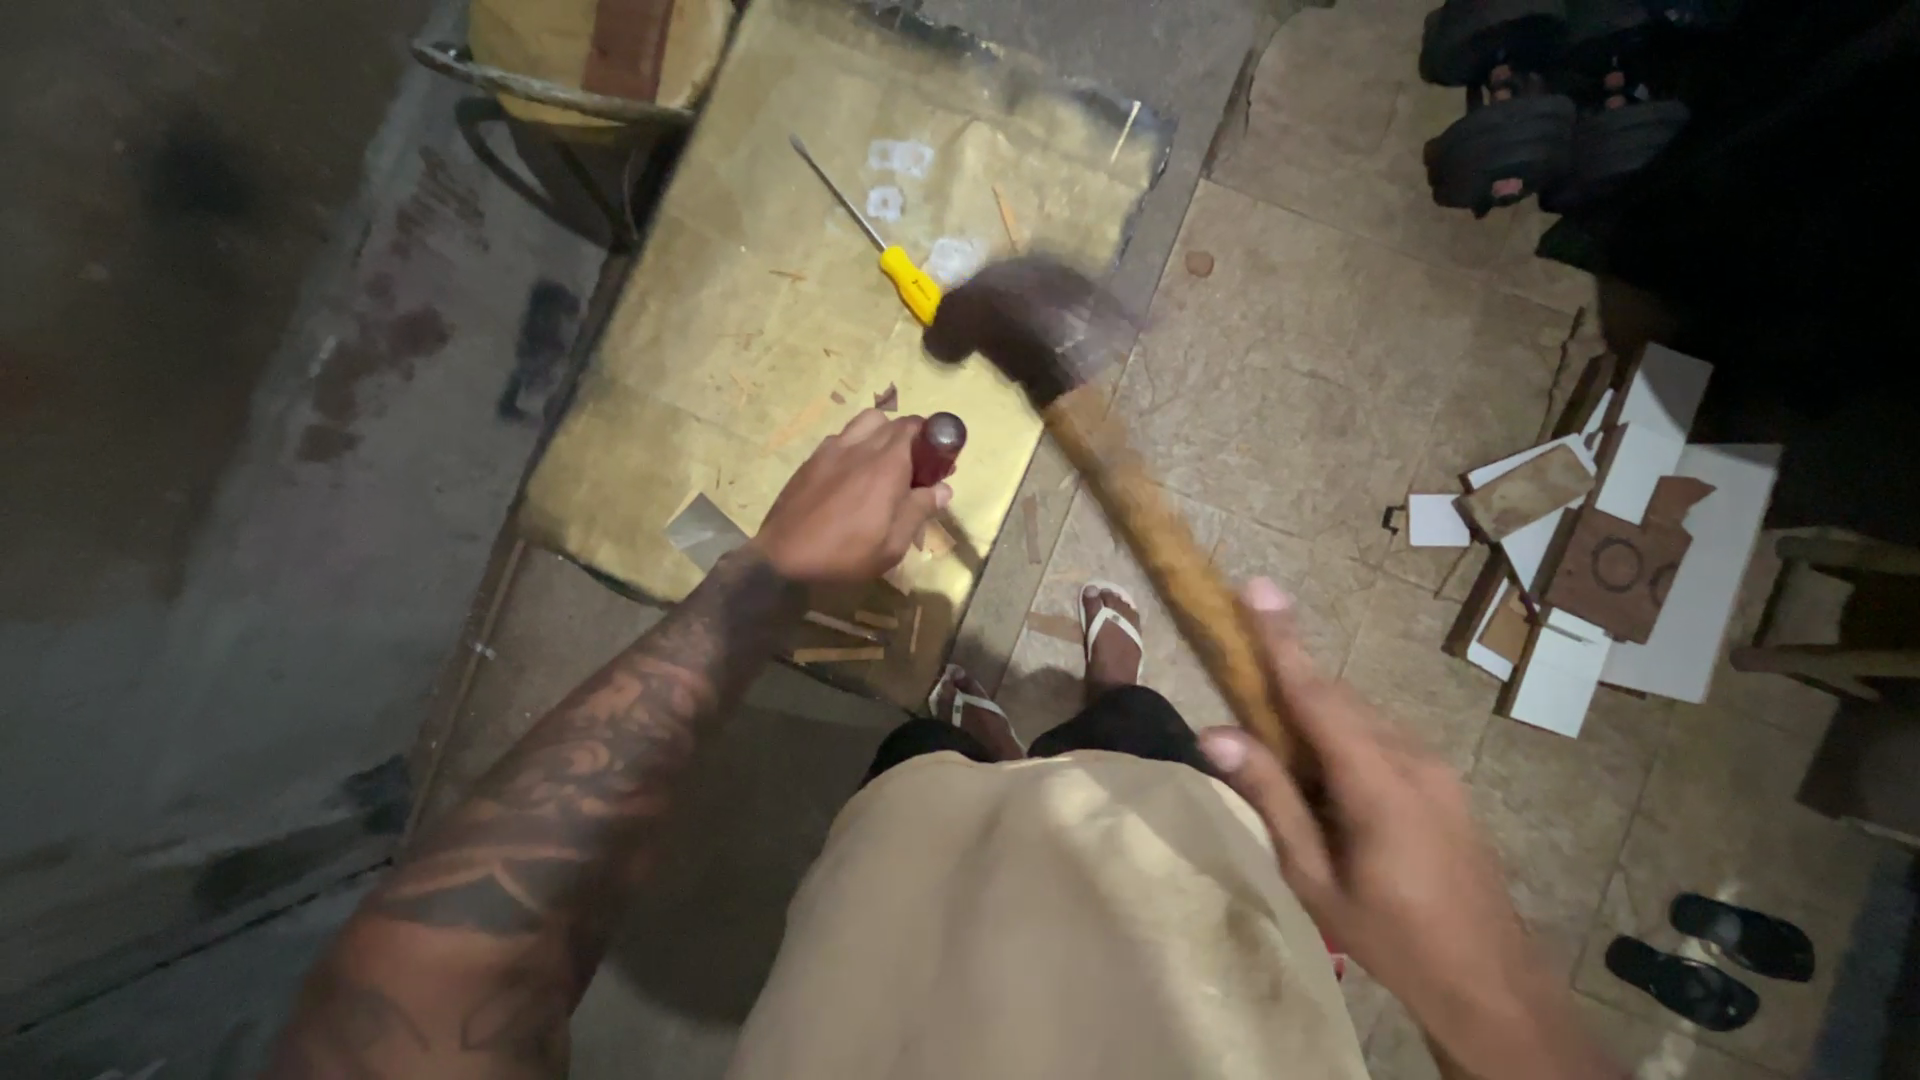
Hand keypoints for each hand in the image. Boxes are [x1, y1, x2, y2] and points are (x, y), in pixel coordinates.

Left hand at [749, 409, 951, 584]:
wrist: (784, 557)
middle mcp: (861, 446)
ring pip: (866, 422)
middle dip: (912, 438)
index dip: (933, 437)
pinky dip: (857, 444)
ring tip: (885, 463)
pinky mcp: (812, 459)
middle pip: (894, 422)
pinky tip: (853, 473)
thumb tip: (943, 489)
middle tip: (917, 468)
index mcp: (887, 465)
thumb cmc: (845, 553)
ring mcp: (832, 449)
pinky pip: (842, 438)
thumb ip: (919, 510)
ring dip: (883, 434)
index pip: (916, 427)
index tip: (940, 461)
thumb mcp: (893, 544)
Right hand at [1198, 579, 1614, 1079]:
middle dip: (1286, 674)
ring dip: (1312, 711)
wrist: (1494, 985)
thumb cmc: (1391, 937)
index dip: (1281, 638)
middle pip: (1334, 696)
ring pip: (1358, 715)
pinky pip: (1379, 736)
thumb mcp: (1313, 876)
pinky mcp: (1443, 781)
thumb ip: (1269, 797)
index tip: (1258, 588)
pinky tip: (1325, 774)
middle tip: (1241, 669)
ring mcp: (1435, 767)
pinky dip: (1340, 734)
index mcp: (1377, 781)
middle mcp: (1411, 757)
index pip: (1314, 693)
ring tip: (1278, 746)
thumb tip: (1213, 734)